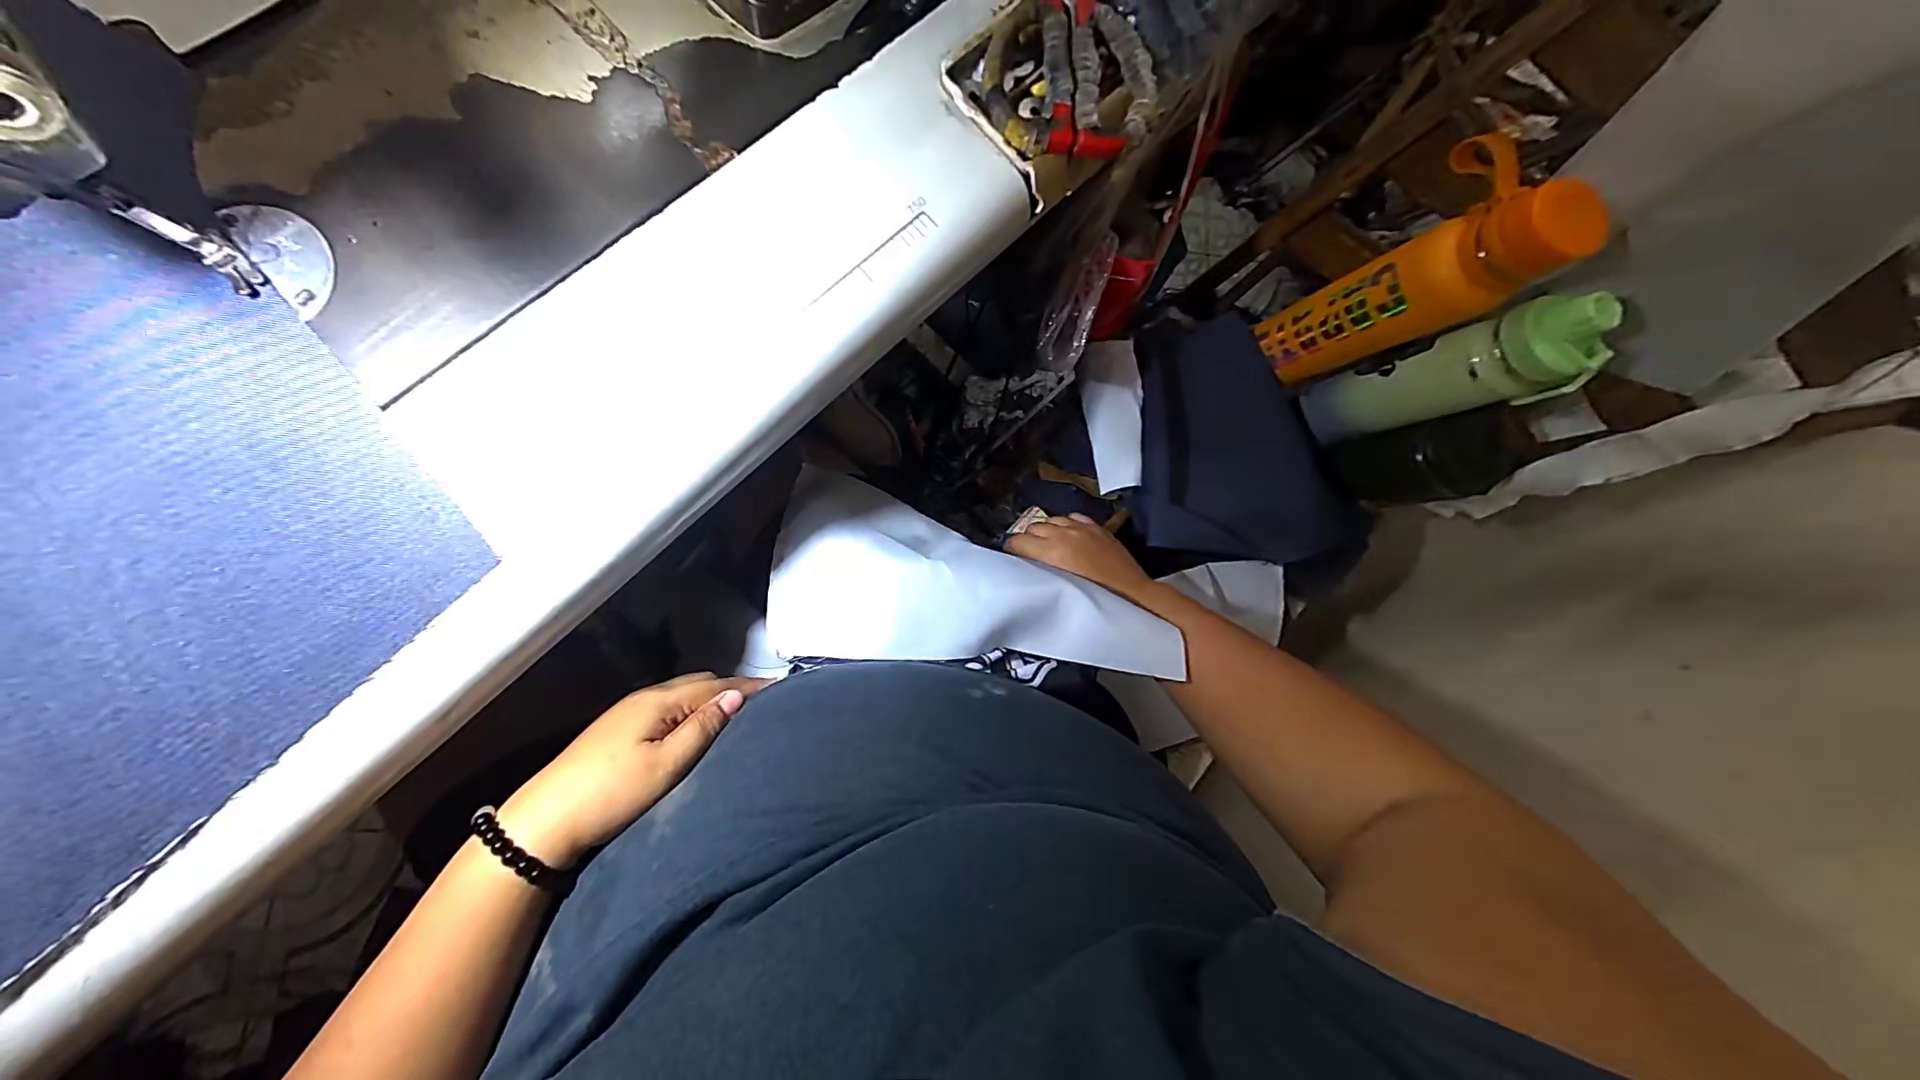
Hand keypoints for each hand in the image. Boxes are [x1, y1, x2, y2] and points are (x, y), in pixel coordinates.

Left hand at [497, 672, 768, 867]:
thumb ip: (703, 727)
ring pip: (683, 695)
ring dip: (712, 700)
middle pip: (700, 684)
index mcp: (659, 701)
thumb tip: (737, 696)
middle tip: (764, 704)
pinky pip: (669, 708)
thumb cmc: (610, 795)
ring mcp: (629, 713)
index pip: (717, 685)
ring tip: (739, 716)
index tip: (782, 689)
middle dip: (733, 689)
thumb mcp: (666, 765)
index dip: (750, 686)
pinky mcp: (619, 730)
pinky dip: (693, 711)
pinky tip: (700, 728)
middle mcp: (645, 698)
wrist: (542, 823)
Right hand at [1006, 512, 1154, 601]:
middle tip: (1028, 553)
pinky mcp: (1097, 527)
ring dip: (1046, 530)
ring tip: (1048, 543)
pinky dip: (1067, 524)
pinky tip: (1069, 534)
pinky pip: (1073, 517)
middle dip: (1027, 538)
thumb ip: (1039, 570)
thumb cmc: (1095, 598)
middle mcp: (1063, 533)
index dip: (1011, 549)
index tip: (1011, 557)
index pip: (1018, 541)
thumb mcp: (1059, 586)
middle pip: (1033, 527)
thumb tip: (1026, 564)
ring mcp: (1082, 528)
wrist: (1131, 594)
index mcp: (1051, 550)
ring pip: (1052, 519)